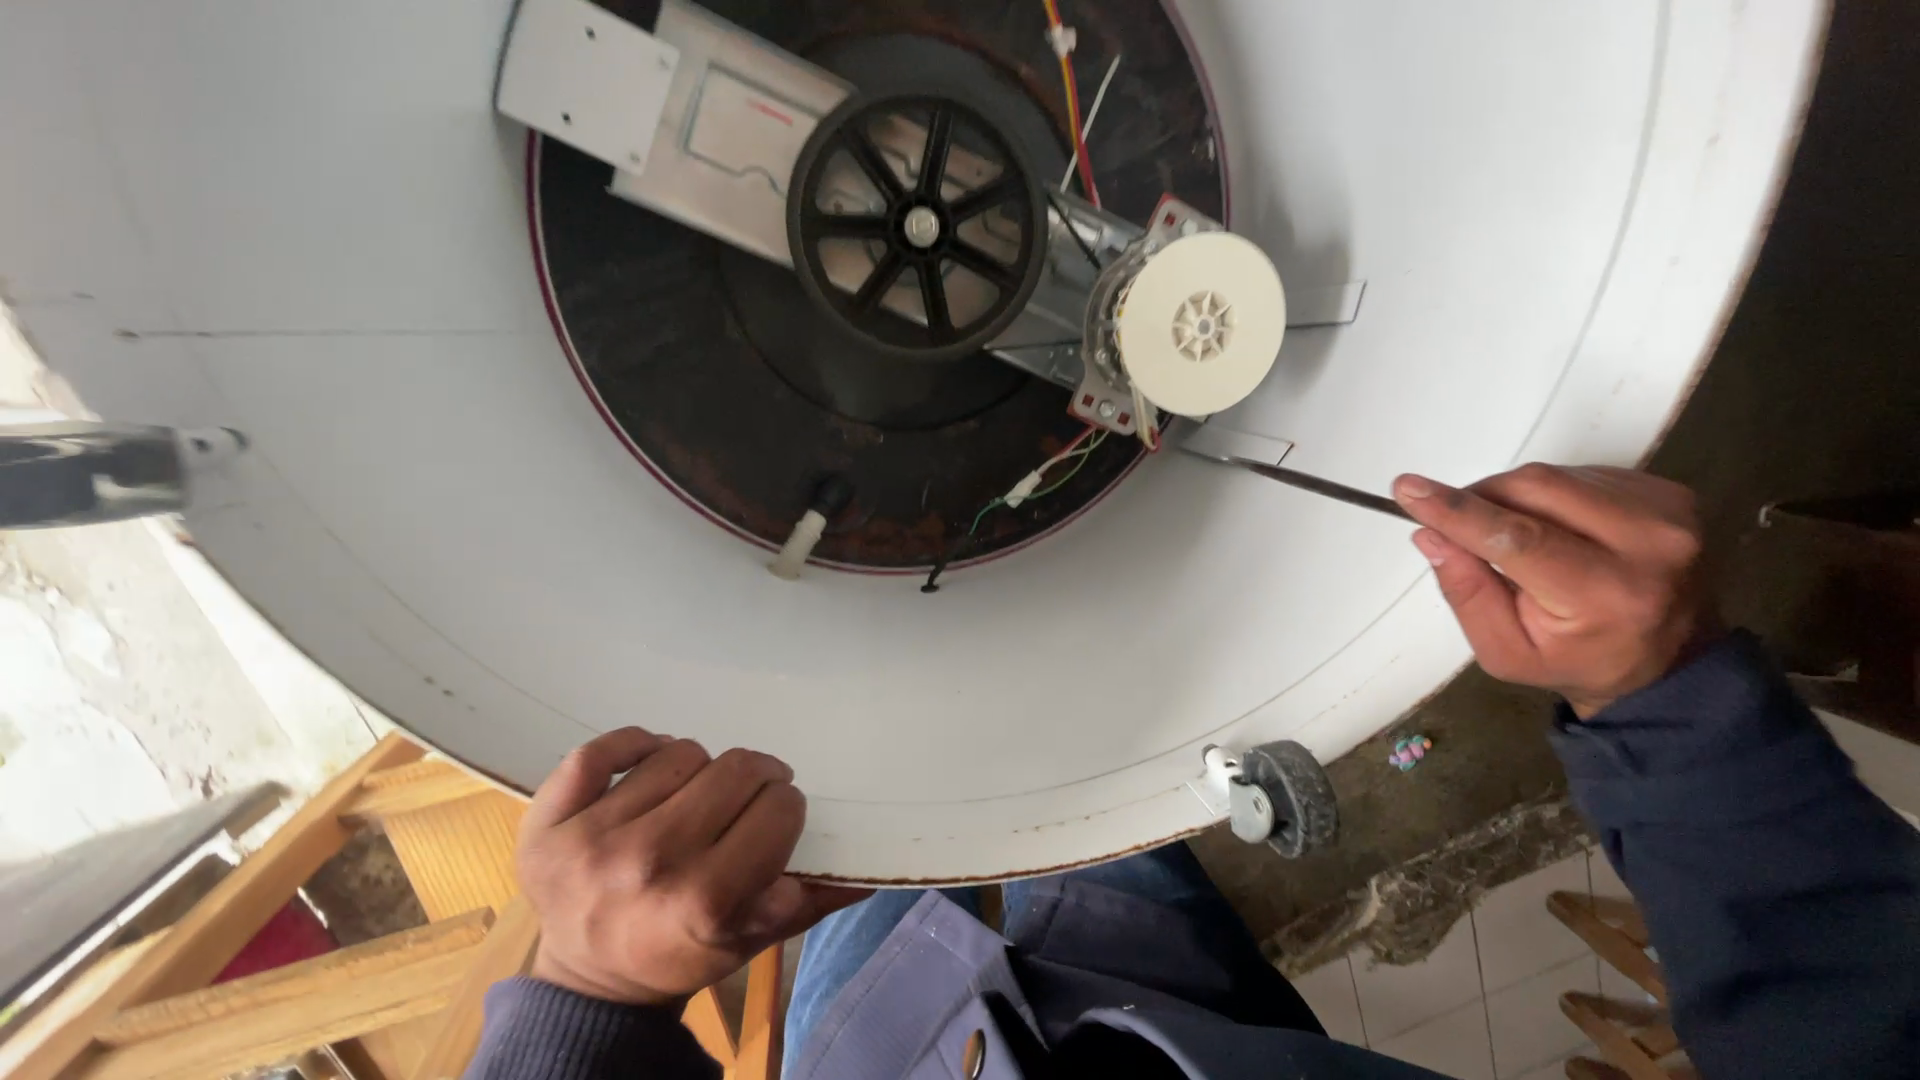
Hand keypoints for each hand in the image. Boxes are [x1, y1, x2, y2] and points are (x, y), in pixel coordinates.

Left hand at [516, 728, 869, 1005]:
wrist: (591, 982)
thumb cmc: (682, 954)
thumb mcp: (754, 941)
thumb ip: (810, 901)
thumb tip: (866, 869)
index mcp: (706, 900)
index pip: (779, 808)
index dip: (787, 807)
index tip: (778, 815)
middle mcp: (649, 862)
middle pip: (735, 770)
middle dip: (756, 777)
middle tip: (750, 793)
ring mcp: (592, 838)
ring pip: (680, 753)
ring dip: (698, 768)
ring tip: (695, 794)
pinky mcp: (548, 823)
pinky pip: (601, 750)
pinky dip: (633, 743)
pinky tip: (651, 758)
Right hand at [1392, 464, 1716, 716]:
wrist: (1672, 658)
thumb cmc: (1577, 660)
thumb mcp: (1505, 652)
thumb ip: (1467, 594)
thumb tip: (1430, 537)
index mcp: (1606, 594)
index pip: (1518, 537)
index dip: (1458, 512)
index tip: (1408, 490)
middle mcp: (1649, 544)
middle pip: (1534, 490)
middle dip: (1480, 499)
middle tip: (1457, 523)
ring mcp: (1667, 512)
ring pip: (1553, 476)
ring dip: (1511, 496)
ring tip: (1512, 535)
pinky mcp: (1669, 492)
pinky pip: (1579, 474)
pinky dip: (1545, 494)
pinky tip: (1551, 525)